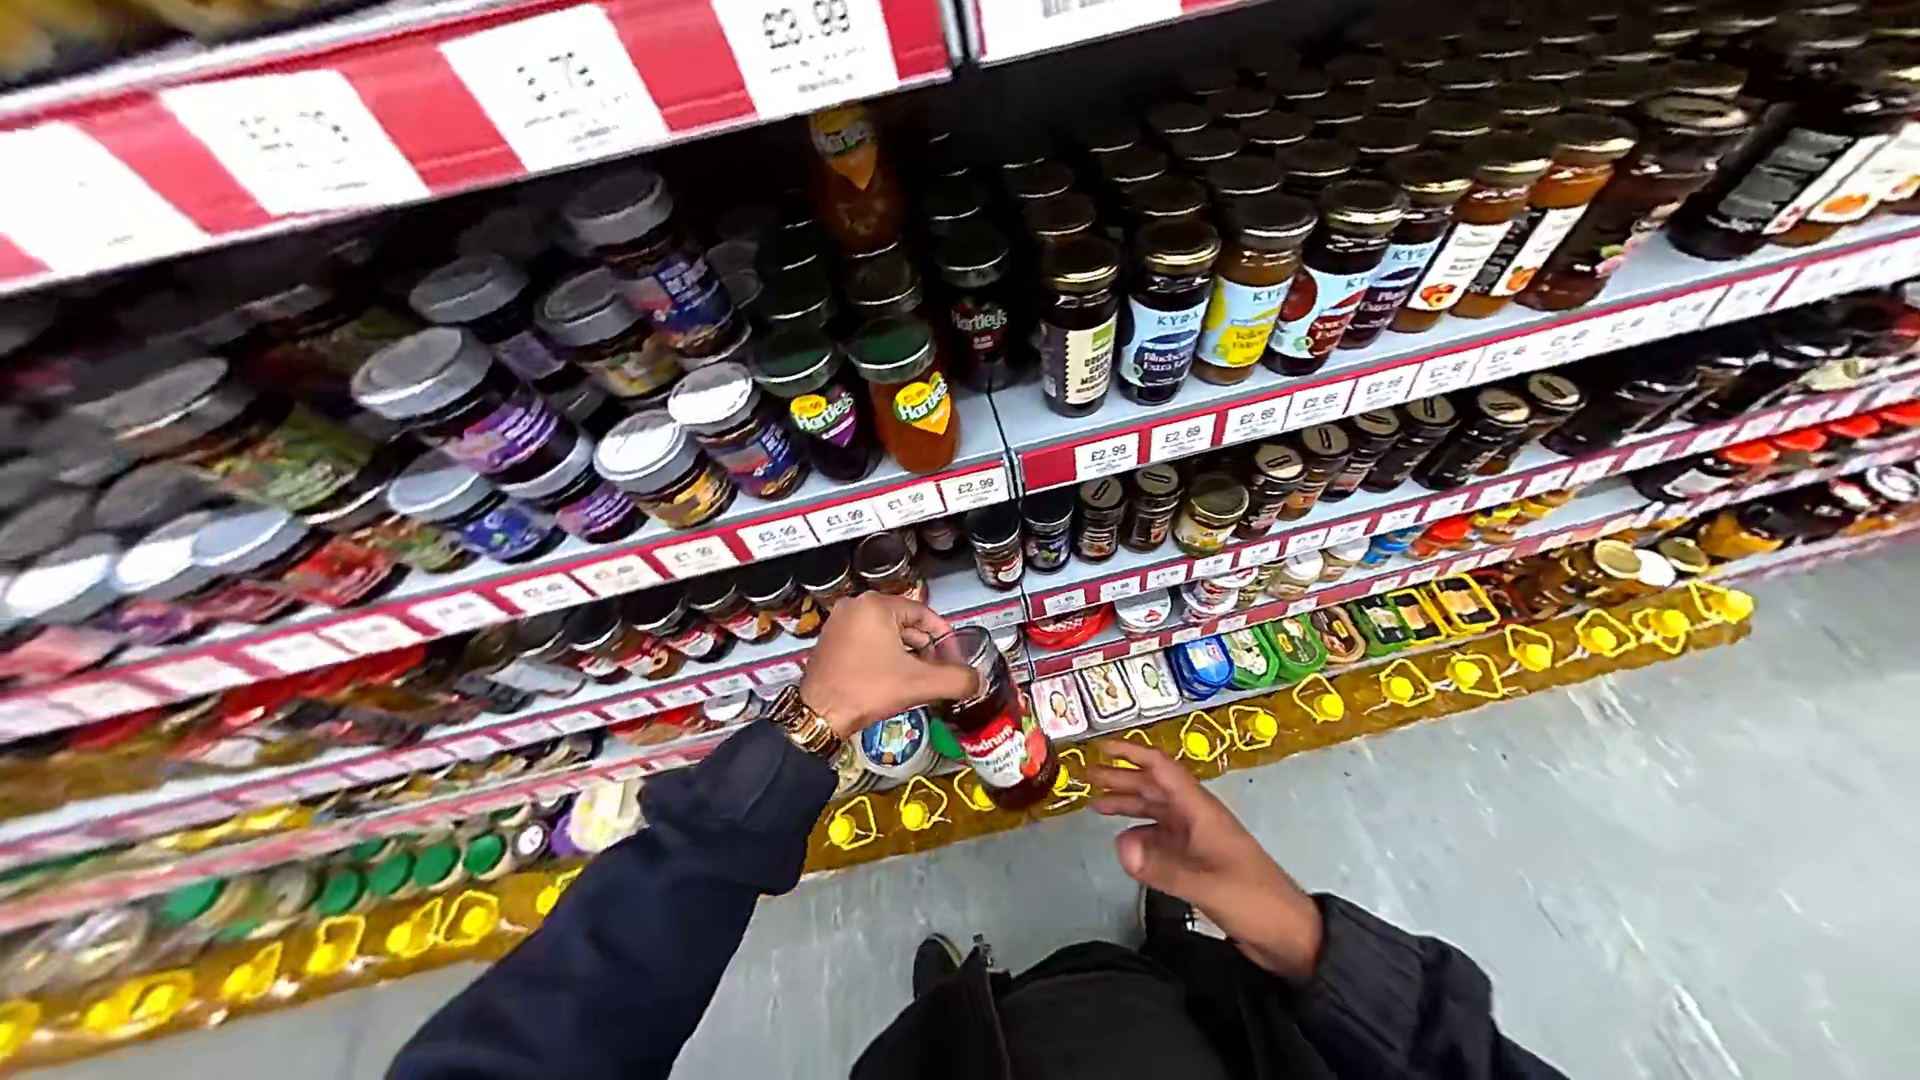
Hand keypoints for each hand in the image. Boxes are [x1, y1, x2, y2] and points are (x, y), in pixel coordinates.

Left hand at [799, 593, 978, 737]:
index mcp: (876, 605)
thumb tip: (978, 680)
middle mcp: (855, 606)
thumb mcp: (918, 684)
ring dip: (907, 654)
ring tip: (920, 678)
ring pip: (887, 634)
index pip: (924, 614)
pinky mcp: (830, 641)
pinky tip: (895, 679)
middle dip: (926, 647)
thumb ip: (955, 679)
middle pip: (905, 623)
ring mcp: (839, 623)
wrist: (819, 716)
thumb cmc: (867, 690)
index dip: (944, 636)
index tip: (955, 657)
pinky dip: (885, 656)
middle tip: (939, 671)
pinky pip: (868, 642)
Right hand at [1088, 740, 1323, 978]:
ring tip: (1097, 804)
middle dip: (1121, 778)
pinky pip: (1161, 839)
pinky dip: (1140, 836)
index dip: (1133, 753)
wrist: (1290, 936)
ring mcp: (1196, 839)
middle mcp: (1196, 817)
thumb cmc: (1254, 900)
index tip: (1104, 748)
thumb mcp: (1207, 884)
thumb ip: (1162, 867)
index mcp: (1201, 811)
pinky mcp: (1196, 861)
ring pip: (1155, 811)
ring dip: (1128, 804)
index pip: (1162, 769)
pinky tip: (1124, 843)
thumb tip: (1119, 847)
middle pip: (1154, 787)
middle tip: (1088, 777)